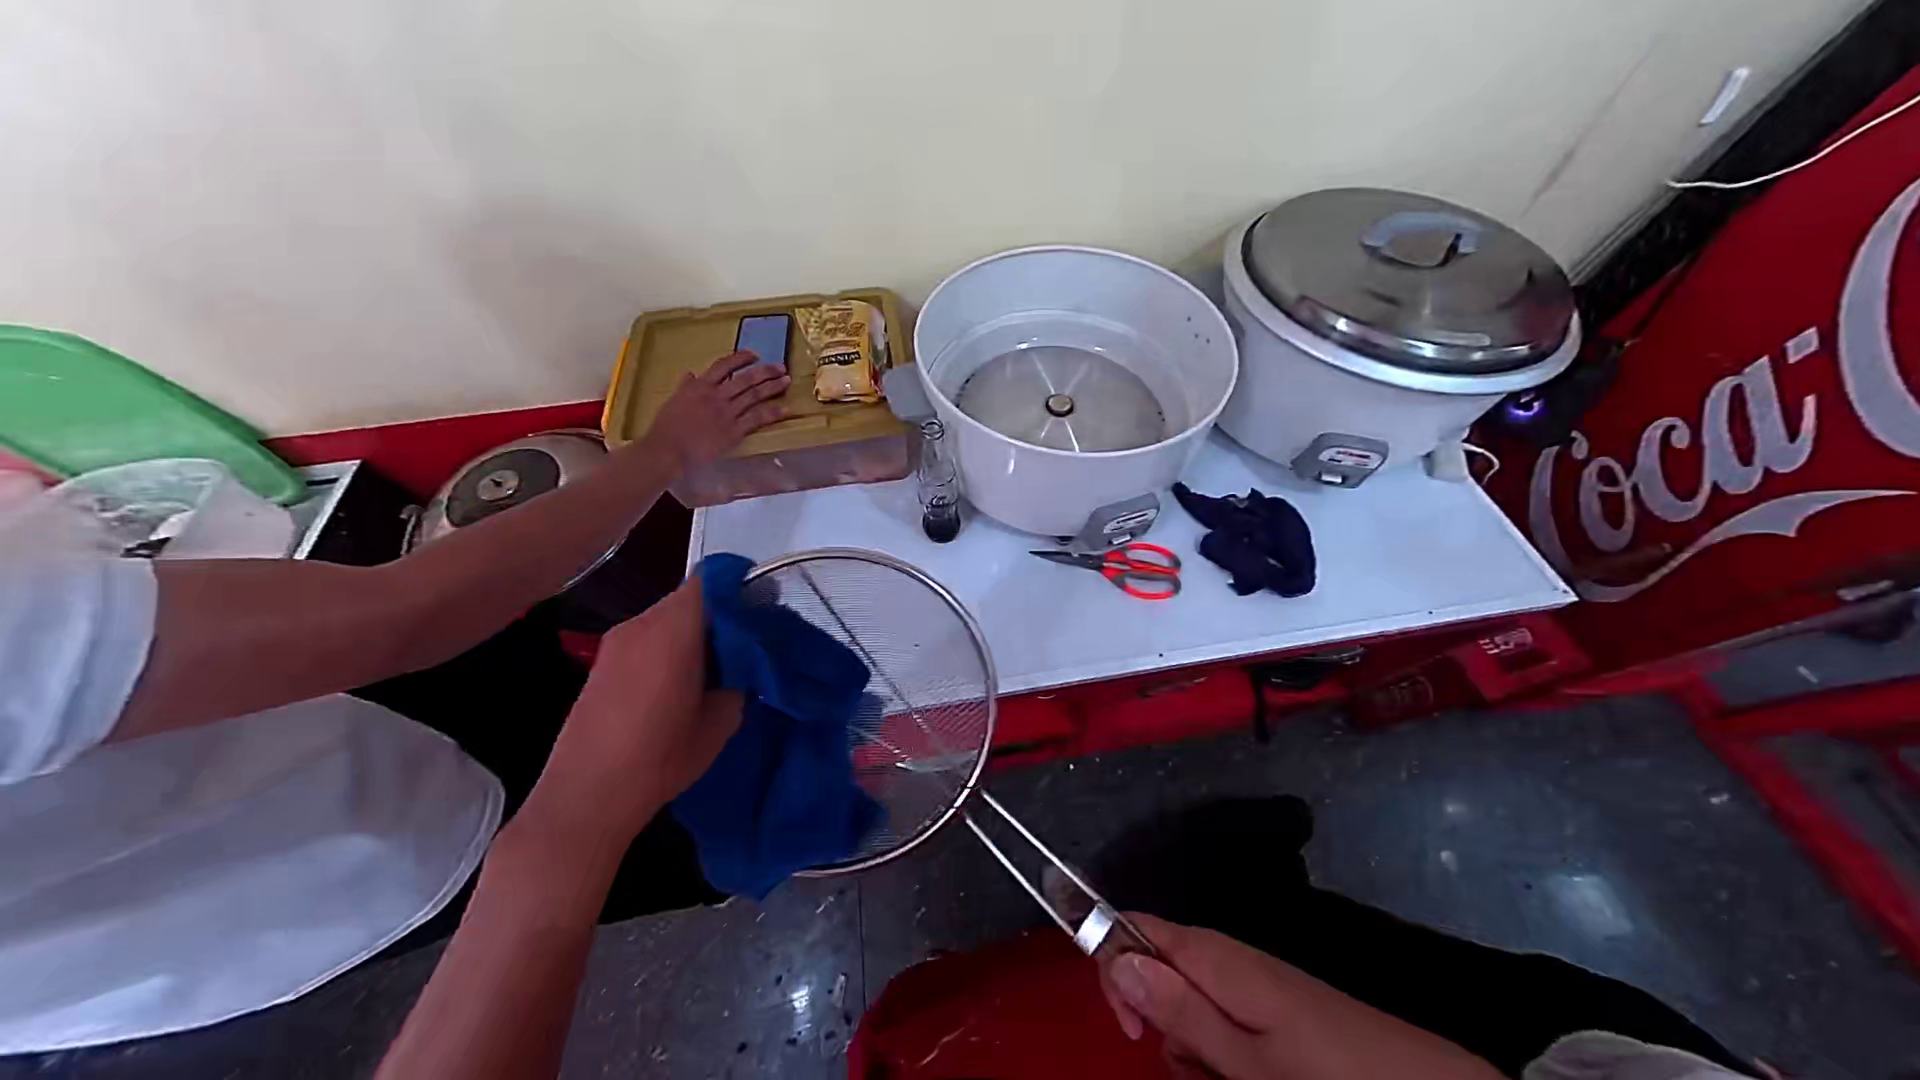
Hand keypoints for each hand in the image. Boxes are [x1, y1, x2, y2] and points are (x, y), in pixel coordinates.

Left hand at [527, 581, 741, 844]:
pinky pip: (647, 638)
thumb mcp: (722, 719)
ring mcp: (616, 642)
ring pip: (668, 618)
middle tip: (745, 647)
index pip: (711, 580)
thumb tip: (744, 665)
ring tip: (715, 669)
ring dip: (694, 633)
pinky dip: (670, 648)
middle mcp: (640, 624)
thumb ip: (740, 679)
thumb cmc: (661, 756)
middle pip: (690, 598)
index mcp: (673, 629)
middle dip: (720, 615)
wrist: (586, 797)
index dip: (739, 589)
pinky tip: (681, 684)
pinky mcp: (602, 663)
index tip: (761, 613)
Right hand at [644, 351, 789, 470]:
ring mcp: (727, 413)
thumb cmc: (667, 427)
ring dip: (772, 387)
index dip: (741, 358)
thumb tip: (691, 374)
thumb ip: (685, 386)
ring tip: (786, 381)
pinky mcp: (734, 431)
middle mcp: (717, 396)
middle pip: (746, 379)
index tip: (755, 355)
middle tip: (781, 366)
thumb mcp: (673, 400)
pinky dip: (773, 413)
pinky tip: (785, 409)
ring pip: (754, 396)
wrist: (669, 449)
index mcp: (700, 386)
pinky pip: (757, 419)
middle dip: (765, 371)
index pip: (724, 365)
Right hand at [1098, 914, 1501, 1079]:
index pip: (1131, 926)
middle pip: (1155, 970)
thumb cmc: (1324, 1073)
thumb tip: (1116, 958)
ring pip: (1185, 1004)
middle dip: (1160, 1022)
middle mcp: (1221, 956)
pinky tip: (1247, 1076)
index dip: (1113, 968)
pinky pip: (1219, 1019)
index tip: (1131, 1030)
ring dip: (1192, 1047)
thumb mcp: (1244, 1058)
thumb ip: (1178, 1007)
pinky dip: (1220, 1052)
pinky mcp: (1267, 1002)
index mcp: (1208, 955)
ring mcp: (1246, 979)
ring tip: (1231, 1078)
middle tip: (1198, 1067)